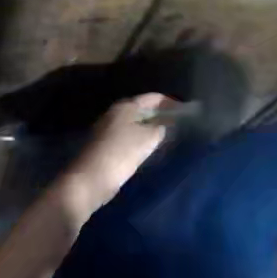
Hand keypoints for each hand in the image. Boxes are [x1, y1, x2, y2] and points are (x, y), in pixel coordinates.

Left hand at [51, 93, 173, 229]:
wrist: (90, 179)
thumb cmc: (121, 153)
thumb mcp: (148, 137)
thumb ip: (161, 126)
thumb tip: (166, 122)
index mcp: (125, 107)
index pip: (152, 98)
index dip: (170, 102)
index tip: (186, 111)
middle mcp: (114, 114)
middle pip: (142, 110)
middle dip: (160, 115)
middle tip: (179, 124)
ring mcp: (107, 131)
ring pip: (134, 125)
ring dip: (150, 128)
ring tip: (168, 136)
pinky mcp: (105, 147)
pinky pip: (128, 138)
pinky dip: (140, 140)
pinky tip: (149, 149)